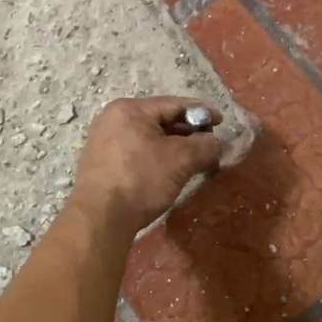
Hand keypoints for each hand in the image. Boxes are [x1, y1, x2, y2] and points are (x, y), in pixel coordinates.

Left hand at [66, 96, 224, 235]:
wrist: (100, 217)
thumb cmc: (141, 179)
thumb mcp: (180, 160)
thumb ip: (204, 146)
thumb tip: (216, 144)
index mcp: (129, 109)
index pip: (173, 104)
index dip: (201, 112)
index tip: (221, 122)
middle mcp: (112, 118)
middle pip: (160, 120)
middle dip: (187, 132)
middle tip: (210, 145)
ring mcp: (103, 140)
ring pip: (148, 137)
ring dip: (173, 147)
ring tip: (194, 161)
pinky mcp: (101, 162)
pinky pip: (136, 151)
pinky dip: (156, 157)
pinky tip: (169, 172)